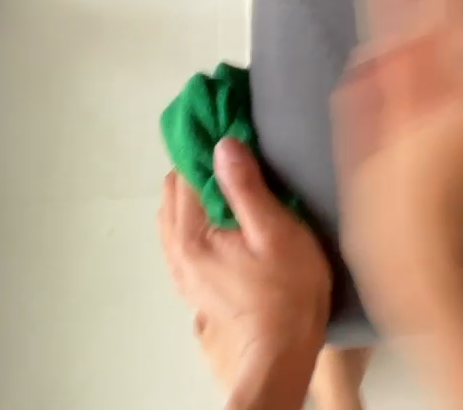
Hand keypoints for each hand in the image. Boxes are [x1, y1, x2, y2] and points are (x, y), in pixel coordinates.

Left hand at [158, 140, 330, 407]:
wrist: (282, 348)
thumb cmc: (287, 285)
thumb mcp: (275, 229)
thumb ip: (246, 186)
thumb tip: (224, 143)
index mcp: (193, 235)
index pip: (185, 173)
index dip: (203, 140)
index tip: (223, 114)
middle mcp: (178, 251)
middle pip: (174, 191)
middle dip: (197, 159)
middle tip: (230, 136)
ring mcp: (183, 270)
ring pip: (174, 212)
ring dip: (194, 184)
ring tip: (225, 164)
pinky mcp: (195, 281)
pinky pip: (181, 233)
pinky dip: (194, 208)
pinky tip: (218, 204)